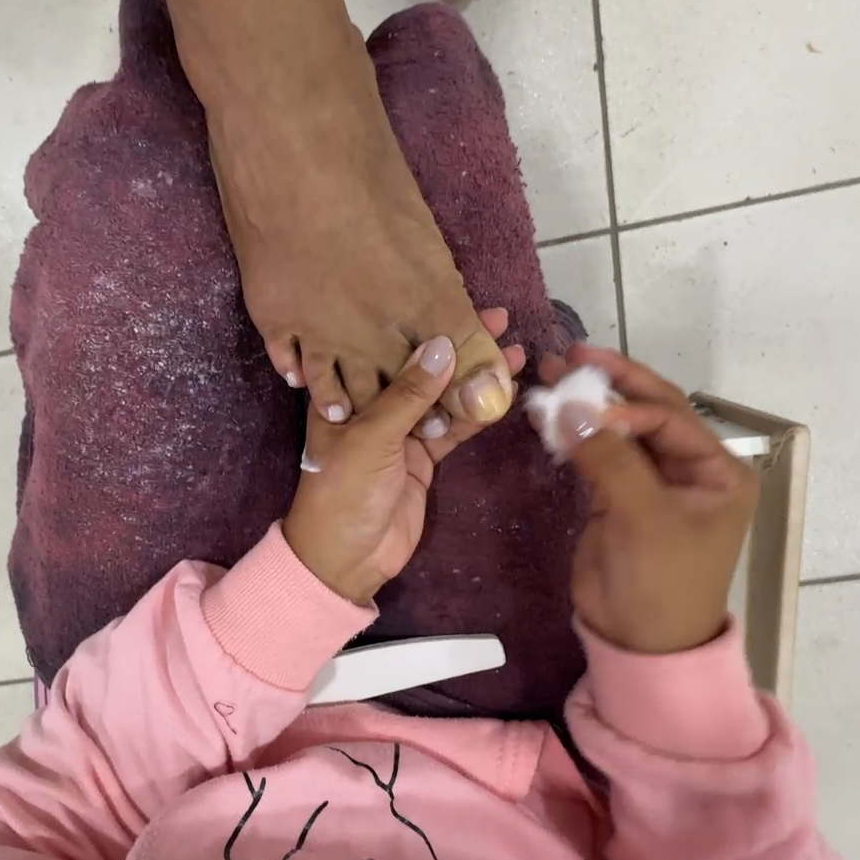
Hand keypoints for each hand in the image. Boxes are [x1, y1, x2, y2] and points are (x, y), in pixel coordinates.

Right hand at [208, 73, 516, 428]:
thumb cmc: (371, 177)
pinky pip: (285, 353)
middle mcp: (362, 331)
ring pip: (335, 376)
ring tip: (347, 412)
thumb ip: (461, 323)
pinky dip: (295, 369)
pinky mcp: (271, 309)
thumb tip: (493, 388)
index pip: (441, 372)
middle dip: (405, 413)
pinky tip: (297, 376)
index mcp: (412, 310)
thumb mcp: (434, 248)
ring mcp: (312, 322)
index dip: (455, 400)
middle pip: (387, 384)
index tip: (458, 419)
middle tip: (415, 437)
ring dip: (346, 397)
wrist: (291, 143)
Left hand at [285, 310, 527, 601]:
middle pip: (419, 369)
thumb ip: (407, 395)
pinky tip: (503, 391)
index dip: (419, 326)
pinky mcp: (420, 458)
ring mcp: (399, 433)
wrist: (346, 558)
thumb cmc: (343, 492)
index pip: (384, 349)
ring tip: (515, 350)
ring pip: (441, 396)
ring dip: (474, 376)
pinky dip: (475, 412)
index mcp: (345, 395)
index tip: (455, 301)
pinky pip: (452, 428)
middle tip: (500, 319)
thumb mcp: (371, 438)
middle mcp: (371, 407)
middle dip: (456, 345)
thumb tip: (441, 344)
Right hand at [534, 346, 760, 654]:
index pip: (667, 417)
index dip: (622, 404)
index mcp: (717, 470)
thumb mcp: (642, 517)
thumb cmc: (659, 580)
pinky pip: (594, 453)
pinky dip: (572, 434)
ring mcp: (649, 482)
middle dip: (607, 384)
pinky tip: (546, 418)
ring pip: (617, 430)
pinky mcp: (615, 497)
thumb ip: (608, 459)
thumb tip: (568, 406)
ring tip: (548, 376)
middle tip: (564, 356)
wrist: (637, 640)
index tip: (576, 400)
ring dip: (585, 405)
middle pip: (645, 411)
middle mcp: (687, 468)